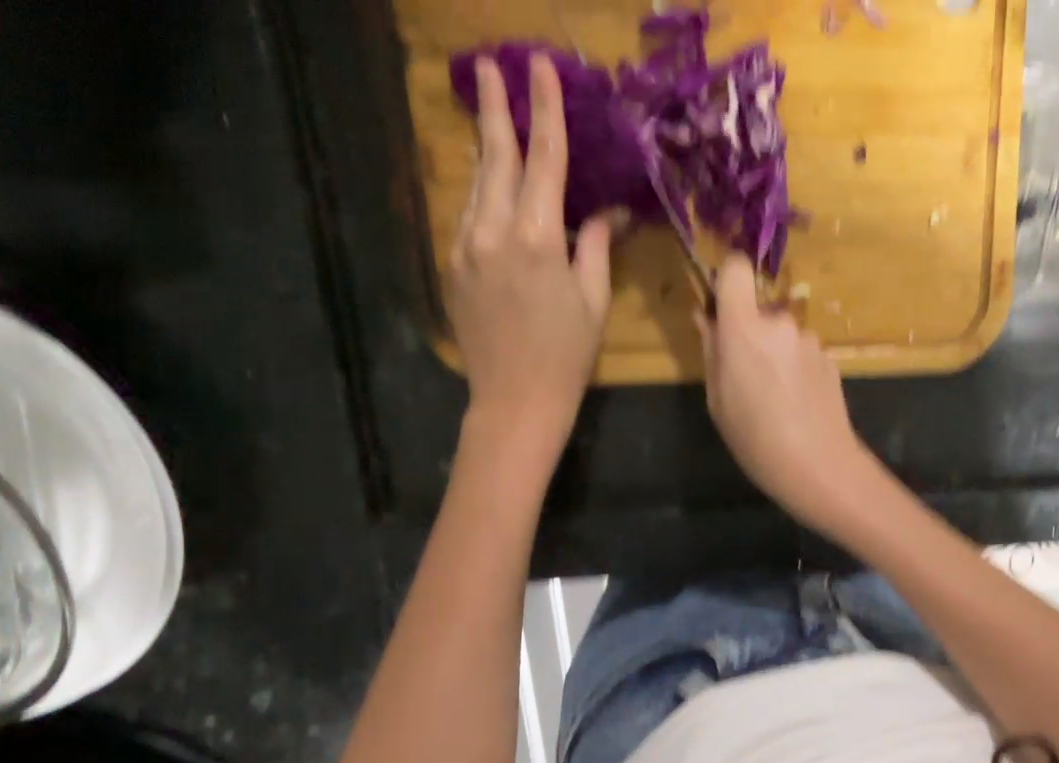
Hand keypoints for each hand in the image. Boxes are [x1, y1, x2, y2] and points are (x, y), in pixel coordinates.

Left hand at [447, 56, 615, 446]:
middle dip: (496, 109)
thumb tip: (606, 211)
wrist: (514, 400)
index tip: (541, 68)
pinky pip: (468, 216)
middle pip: (497, 157)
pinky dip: (482, 193)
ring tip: (494, 119)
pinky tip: (491, 186)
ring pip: (478, 184)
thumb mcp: (593, 300)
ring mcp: (466, 247)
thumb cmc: (567, 356)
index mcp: (538, 239)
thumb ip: (594, 246)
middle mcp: (494, 232)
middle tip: (491, 66)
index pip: (545, 159)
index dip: (545, 110)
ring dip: (488, 150)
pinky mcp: (452, 265)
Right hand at [700, 257, 879, 532]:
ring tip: (773, 396)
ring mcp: (810, 340)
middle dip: (750, 330)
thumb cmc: (755, 439)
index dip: (728, 276)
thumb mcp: (717, 399)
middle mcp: (780, 323)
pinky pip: (802, 352)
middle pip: (759, 308)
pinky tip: (796, 403)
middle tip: (743, 373)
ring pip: (783, 333)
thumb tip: (706, 316)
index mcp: (744, 328)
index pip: (736, 267)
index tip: (721, 300)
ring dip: (775, 352)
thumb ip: (712, 349)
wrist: (819, 466)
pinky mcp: (830, 358)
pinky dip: (796, 368)